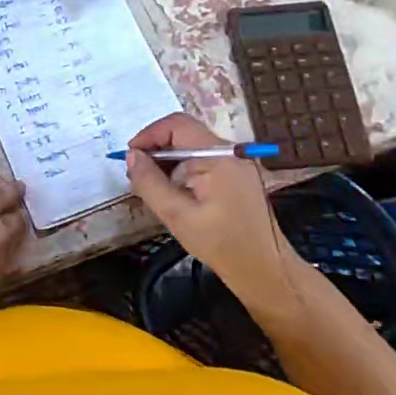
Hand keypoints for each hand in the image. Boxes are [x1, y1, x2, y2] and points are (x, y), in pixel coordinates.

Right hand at [125, 112, 293, 300]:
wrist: (264, 269)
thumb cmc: (220, 243)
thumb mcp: (177, 215)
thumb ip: (150, 182)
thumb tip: (132, 155)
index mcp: (219, 156)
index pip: (177, 125)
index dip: (149, 135)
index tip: (131, 157)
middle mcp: (231, 152)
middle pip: (184, 134)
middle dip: (156, 150)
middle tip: (138, 176)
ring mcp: (237, 163)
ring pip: (192, 148)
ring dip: (169, 162)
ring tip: (155, 189)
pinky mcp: (237, 175)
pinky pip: (204, 161)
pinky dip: (184, 170)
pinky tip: (176, 194)